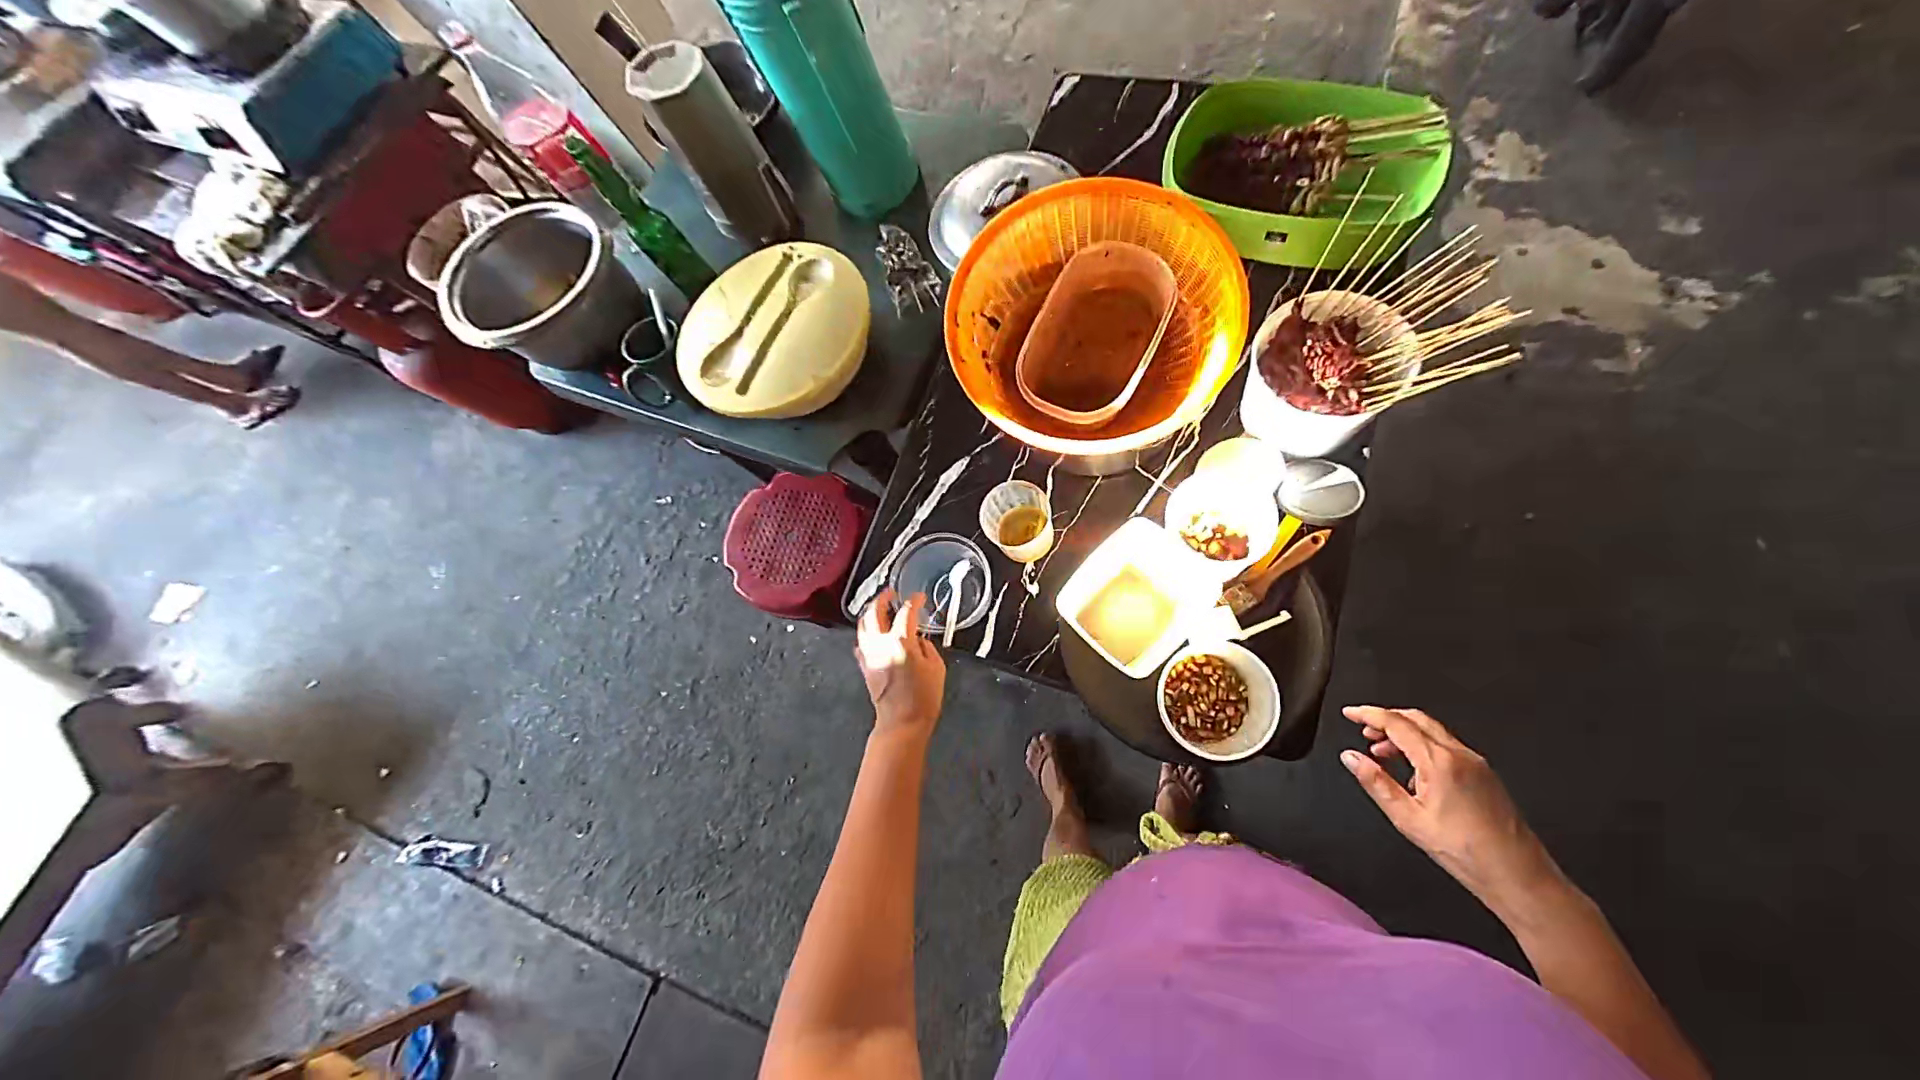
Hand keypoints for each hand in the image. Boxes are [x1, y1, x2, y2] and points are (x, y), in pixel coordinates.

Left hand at [854, 589, 945, 738]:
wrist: (902, 722)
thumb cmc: (923, 697)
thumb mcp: (936, 668)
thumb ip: (926, 647)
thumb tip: (919, 640)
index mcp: (901, 640)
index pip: (907, 610)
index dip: (915, 600)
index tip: (919, 597)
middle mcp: (881, 643)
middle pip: (874, 610)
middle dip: (882, 598)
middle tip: (890, 593)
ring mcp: (869, 654)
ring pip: (863, 624)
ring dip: (870, 612)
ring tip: (879, 609)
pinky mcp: (865, 666)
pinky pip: (860, 644)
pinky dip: (865, 634)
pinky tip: (872, 635)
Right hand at [1340, 706, 1566, 917]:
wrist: (1518, 876)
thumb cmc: (1469, 852)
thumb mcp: (1407, 818)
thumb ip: (1375, 782)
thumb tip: (1351, 758)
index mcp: (1440, 762)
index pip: (1396, 723)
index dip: (1368, 714)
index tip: (1351, 713)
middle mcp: (1461, 756)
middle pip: (1416, 718)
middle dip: (1385, 719)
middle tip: (1363, 728)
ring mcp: (1477, 764)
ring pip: (1432, 731)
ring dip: (1403, 733)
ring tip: (1382, 752)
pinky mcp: (1484, 775)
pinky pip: (1446, 747)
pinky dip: (1422, 747)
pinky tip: (1411, 771)